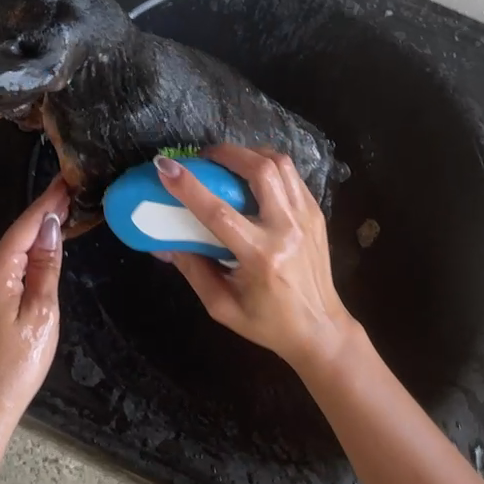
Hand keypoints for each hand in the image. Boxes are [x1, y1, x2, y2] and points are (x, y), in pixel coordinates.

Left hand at [0, 177, 69, 429]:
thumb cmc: (18, 365)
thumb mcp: (43, 313)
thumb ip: (47, 266)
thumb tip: (52, 227)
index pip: (27, 225)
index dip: (48, 200)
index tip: (67, 177)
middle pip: (17, 234)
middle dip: (45, 214)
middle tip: (73, 193)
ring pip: (11, 250)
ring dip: (36, 234)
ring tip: (64, 216)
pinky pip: (5, 266)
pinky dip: (25, 254)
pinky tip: (42, 251)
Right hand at [155, 146, 358, 374]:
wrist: (320, 330)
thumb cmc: (268, 323)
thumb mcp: (222, 305)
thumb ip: (193, 270)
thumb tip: (163, 244)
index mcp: (261, 256)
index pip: (218, 212)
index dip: (189, 187)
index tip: (165, 166)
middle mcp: (286, 229)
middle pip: (259, 171)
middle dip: (227, 153)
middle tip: (204, 156)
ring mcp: (306, 217)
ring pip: (280, 164)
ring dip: (250, 153)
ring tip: (229, 159)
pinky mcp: (316, 213)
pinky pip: (292, 175)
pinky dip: (270, 165)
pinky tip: (253, 173)